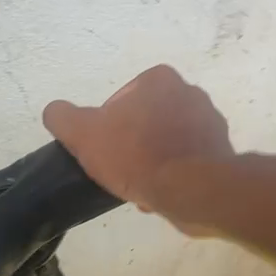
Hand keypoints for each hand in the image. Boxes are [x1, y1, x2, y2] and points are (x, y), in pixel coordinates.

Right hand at [42, 65, 233, 216]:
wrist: (190, 189)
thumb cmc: (136, 155)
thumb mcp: (84, 134)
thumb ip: (63, 118)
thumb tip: (55, 112)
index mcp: (160, 79)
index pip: (122, 99)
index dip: (107, 125)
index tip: (103, 148)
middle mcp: (190, 93)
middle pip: (147, 121)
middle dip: (132, 144)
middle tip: (119, 168)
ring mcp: (210, 123)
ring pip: (167, 143)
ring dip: (152, 163)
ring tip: (137, 186)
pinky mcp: (220, 153)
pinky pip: (186, 163)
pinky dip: (171, 178)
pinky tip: (158, 195)